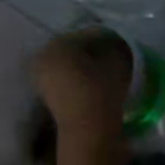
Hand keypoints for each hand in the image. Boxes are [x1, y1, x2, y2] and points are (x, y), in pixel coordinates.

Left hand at [35, 28, 132, 142]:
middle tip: (115, 59)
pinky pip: (66, 80)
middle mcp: (44, 55)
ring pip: (70, 65)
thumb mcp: (117, 63)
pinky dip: (80, 79)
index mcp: (58, 42)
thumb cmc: (102, 92)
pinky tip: (96, 86)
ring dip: (87, 66)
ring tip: (107, 74)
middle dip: (94, 52)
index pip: (88, 34)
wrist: (88, 131)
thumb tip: (118, 42)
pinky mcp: (46, 96)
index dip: (108, 38)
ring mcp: (40, 77)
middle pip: (75, 48)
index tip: (123, 45)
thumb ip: (117, 47)